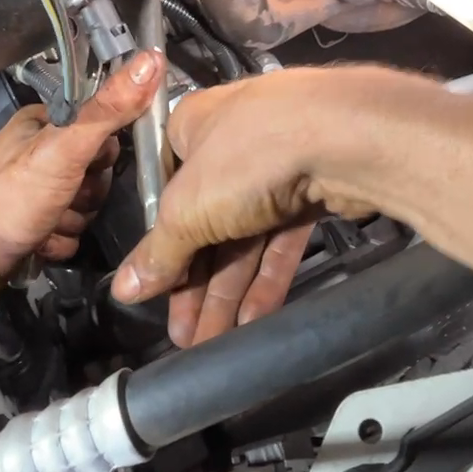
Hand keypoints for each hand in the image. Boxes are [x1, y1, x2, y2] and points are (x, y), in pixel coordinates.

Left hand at [0, 50, 164, 268]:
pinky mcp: (29, 225)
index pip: (103, 130)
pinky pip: (68, 233)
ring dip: (72, 222)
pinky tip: (40, 244)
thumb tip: (150, 60)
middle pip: (96, 174)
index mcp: (42, 124)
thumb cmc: (10, 198)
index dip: (104, 156)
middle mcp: (37, 153)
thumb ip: (109, 109)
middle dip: (86, 196)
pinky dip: (58, 242)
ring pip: (84, 207)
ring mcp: (32, 191)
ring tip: (45, 225)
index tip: (89, 168)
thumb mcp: (65, 148)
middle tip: (64, 201)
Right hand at [111, 65, 445, 345]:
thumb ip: (160, 252)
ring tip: (212, 344)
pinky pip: (281, 238)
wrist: (347, 138)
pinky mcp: (314, 188)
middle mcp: (232, 141)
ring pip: (244, 234)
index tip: (155, 288)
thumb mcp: (188, 209)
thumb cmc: (248, 156)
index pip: (163, 190)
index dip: (160, 242)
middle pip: (205, 220)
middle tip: (184, 334)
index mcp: (190, 127)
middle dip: (195, 281)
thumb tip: (125, 288)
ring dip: (228, 290)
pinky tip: (254, 321)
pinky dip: (268, 277)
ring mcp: (276, 164)